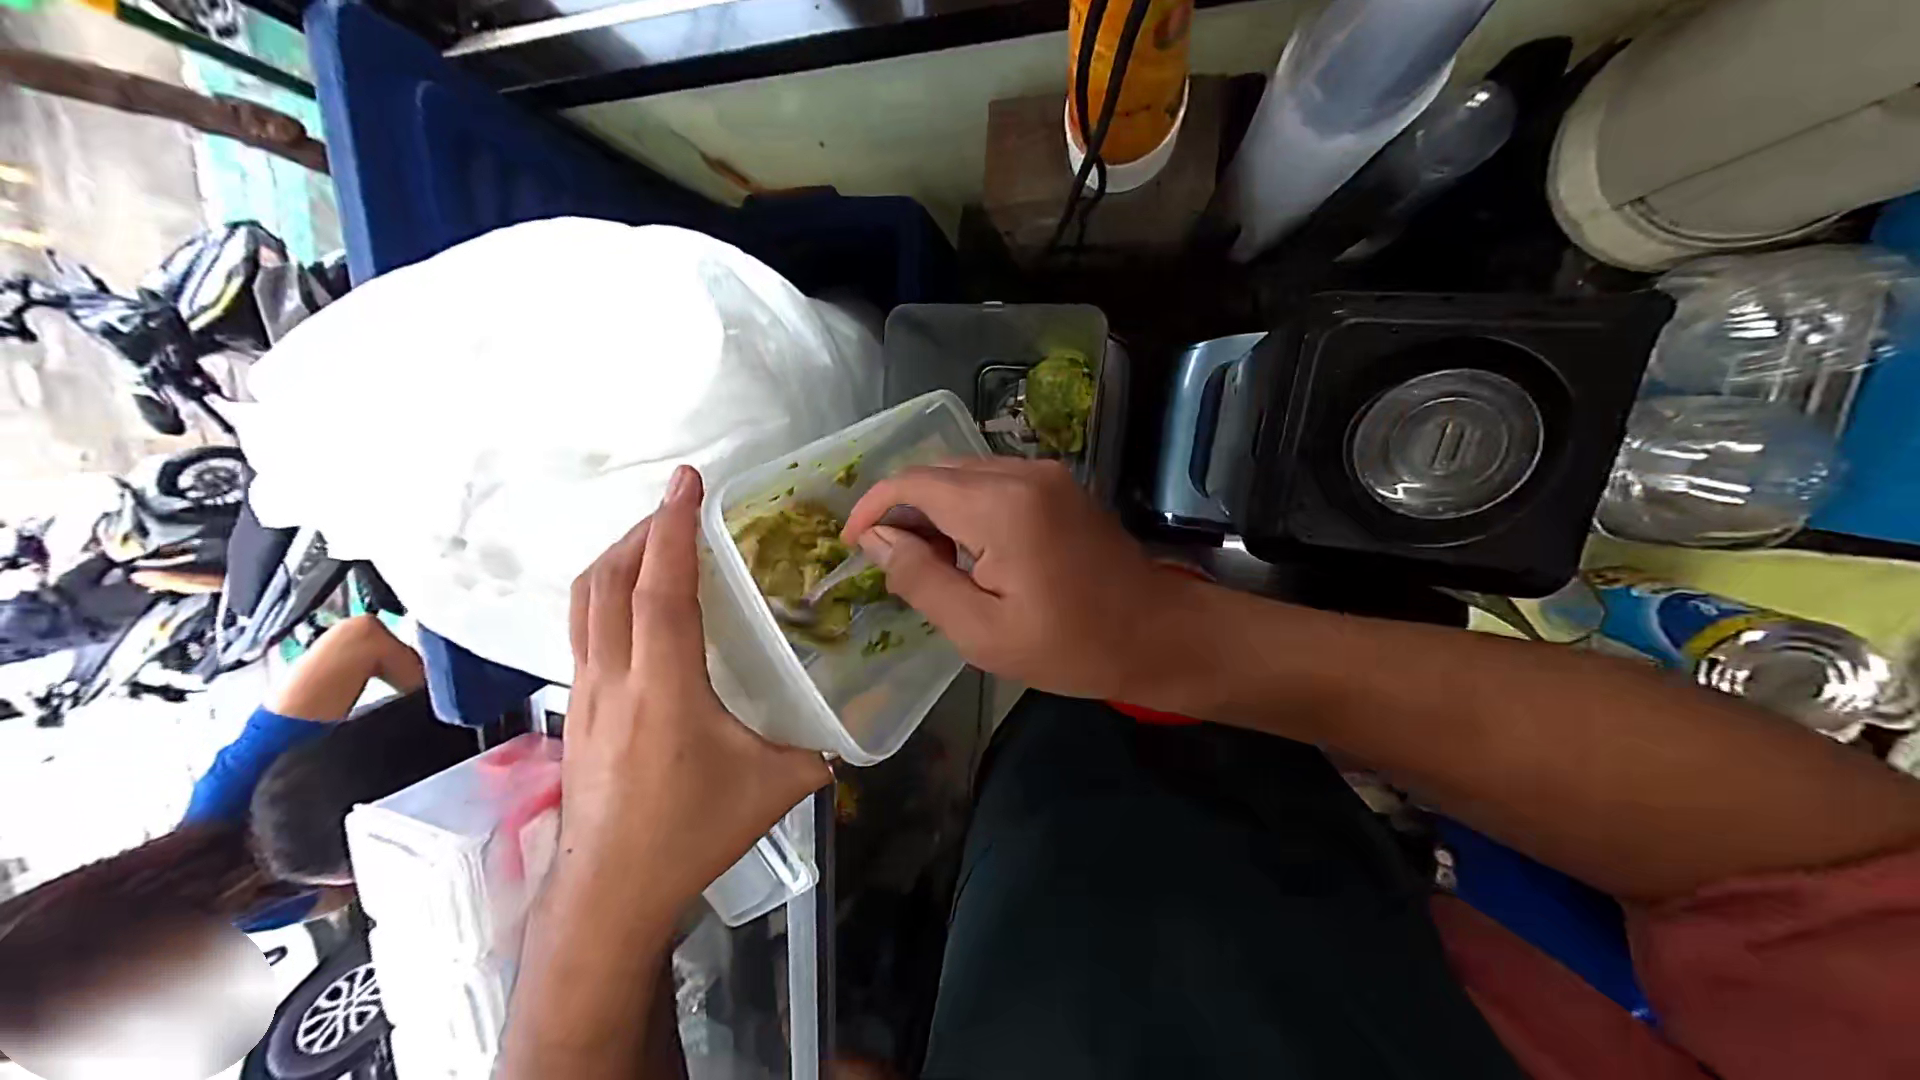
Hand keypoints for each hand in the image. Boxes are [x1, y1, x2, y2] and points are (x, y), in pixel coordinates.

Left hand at [560, 465, 829, 917]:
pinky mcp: (578, 709)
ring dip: (617, 559)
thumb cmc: (691, 833)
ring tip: (654, 543)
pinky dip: (609, 595)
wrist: (609, 896)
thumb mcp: (773, 786)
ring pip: (586, 602)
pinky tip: (640, 608)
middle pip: (608, 579)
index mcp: (664, 685)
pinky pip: (585, 630)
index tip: (687, 482)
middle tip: (678, 508)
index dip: (672, 527)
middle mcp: (615, 676)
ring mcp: (586, 692)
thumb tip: (845, 734)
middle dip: (640, 531)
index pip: (661, 587)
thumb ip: (816, 751)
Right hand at [842, 458, 1185, 701]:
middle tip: (892, 561)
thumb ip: (920, 577)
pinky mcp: (1058, 483)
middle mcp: (1021, 472)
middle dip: (903, 510)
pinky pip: (993, 481)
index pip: (912, 482)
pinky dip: (966, 506)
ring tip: (930, 561)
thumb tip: (877, 539)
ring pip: (963, 473)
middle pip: (937, 472)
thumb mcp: (980, 630)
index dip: (872, 507)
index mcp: (1001, 506)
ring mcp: (1045, 472)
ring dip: (934, 508)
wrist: (1157, 634)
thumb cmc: (1069, 646)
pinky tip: (969, 548)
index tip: (853, 544)